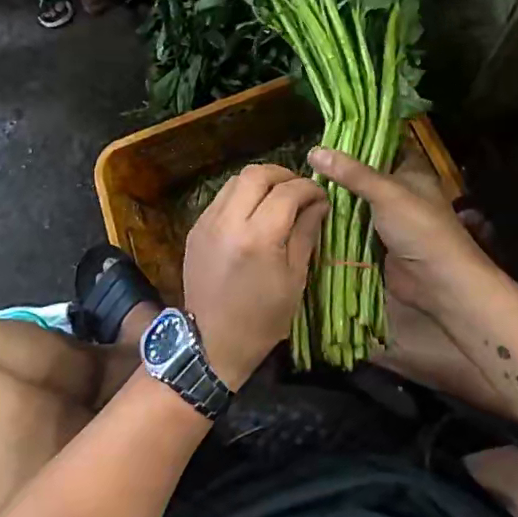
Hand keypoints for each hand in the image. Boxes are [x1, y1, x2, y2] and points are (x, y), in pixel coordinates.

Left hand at [181, 164, 327, 386]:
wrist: (211, 342)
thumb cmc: (262, 319)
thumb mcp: (294, 279)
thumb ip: (305, 234)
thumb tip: (319, 203)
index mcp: (257, 238)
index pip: (287, 192)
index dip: (309, 188)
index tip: (322, 195)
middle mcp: (228, 221)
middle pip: (256, 174)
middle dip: (283, 175)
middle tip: (299, 190)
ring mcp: (206, 222)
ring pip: (234, 181)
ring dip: (259, 182)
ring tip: (278, 197)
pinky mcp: (195, 228)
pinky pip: (220, 198)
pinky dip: (240, 196)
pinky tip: (254, 213)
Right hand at [310, 148, 495, 312]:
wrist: (438, 283)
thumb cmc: (420, 228)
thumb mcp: (386, 192)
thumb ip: (350, 173)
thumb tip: (313, 151)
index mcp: (411, 170)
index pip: (384, 143)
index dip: (360, 136)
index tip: (328, 131)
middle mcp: (399, 189)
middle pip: (364, 172)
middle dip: (339, 168)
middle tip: (305, 158)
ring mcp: (387, 216)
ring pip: (355, 199)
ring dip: (334, 195)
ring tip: (301, 180)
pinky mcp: (376, 240)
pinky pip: (351, 224)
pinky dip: (334, 220)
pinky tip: (309, 209)